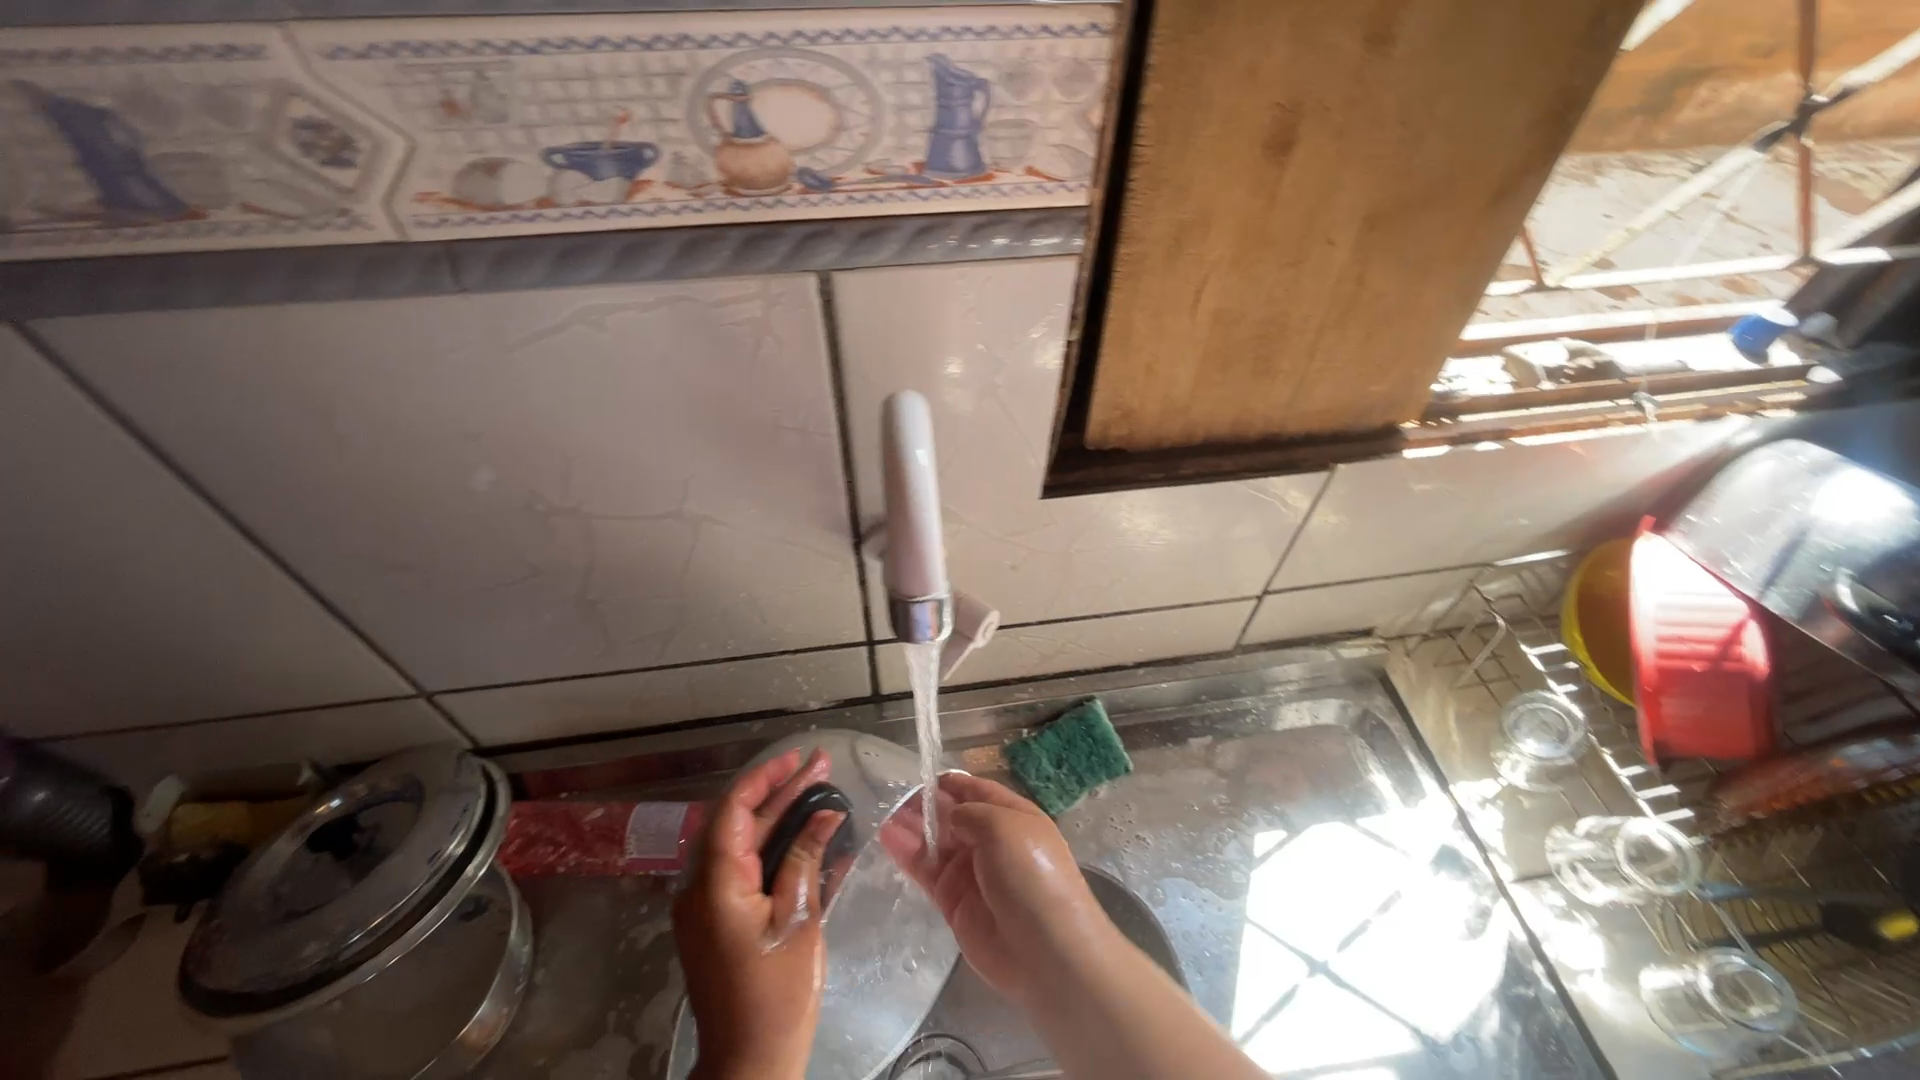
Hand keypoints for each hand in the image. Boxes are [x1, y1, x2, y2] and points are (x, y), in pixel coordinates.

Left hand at [673, 748, 845, 1079]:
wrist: (750, 1059)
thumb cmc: (776, 992)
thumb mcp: (799, 919)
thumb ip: (805, 858)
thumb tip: (824, 813)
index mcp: (715, 883)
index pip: (733, 810)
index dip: (765, 778)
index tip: (798, 756)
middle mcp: (702, 887)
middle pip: (741, 824)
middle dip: (781, 792)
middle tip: (821, 766)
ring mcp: (707, 905)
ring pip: (744, 846)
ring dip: (779, 818)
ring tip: (818, 789)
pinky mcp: (718, 920)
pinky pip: (744, 872)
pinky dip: (774, 850)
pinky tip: (805, 836)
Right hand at [880, 772, 1117, 1008]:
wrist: (1045, 951)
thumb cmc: (1031, 875)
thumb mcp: (1003, 827)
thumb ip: (970, 813)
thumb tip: (950, 816)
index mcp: (1013, 818)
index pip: (978, 792)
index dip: (952, 784)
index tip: (922, 777)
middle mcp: (992, 842)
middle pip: (953, 817)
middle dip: (927, 806)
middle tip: (895, 798)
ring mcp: (972, 873)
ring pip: (936, 843)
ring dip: (912, 827)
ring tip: (885, 815)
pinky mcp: (953, 902)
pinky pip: (926, 871)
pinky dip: (907, 854)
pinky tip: (887, 837)